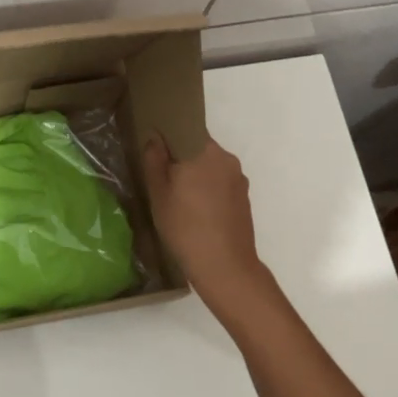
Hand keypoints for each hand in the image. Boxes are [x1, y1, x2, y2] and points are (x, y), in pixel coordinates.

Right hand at [141, 133, 276, 316]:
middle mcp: (226, 159)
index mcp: (204, 152)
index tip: (154, 148)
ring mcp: (238, 179)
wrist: (225, 267)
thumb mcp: (158, 193)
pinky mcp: (243, 198)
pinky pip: (220, 182)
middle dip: (181, 157)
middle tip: (161, 177)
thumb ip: (155, 160)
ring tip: (177, 197)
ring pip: (210, 166)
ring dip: (195, 174)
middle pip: (198, 148)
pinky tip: (195, 210)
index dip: (168, 135)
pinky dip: (207, 189)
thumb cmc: (185, 227)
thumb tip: (155, 138)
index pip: (185, 128)